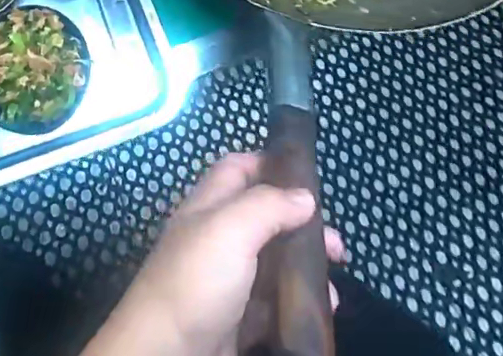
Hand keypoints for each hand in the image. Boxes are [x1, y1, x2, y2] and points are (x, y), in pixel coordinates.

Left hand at [83, 153, 347, 355]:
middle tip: (337, 248)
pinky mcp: (235, 318)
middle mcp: (216, 236)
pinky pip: (272, 306)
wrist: (166, 351)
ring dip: (305, 271)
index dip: (268, 165)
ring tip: (333, 291)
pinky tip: (320, 314)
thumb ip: (266, 206)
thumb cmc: (197, 278)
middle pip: (263, 218)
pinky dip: (297, 307)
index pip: (237, 169)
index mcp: (208, 205)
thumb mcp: (230, 229)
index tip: (309, 180)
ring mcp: (225, 280)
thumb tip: (304, 195)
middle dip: (301, 227)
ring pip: (272, 264)